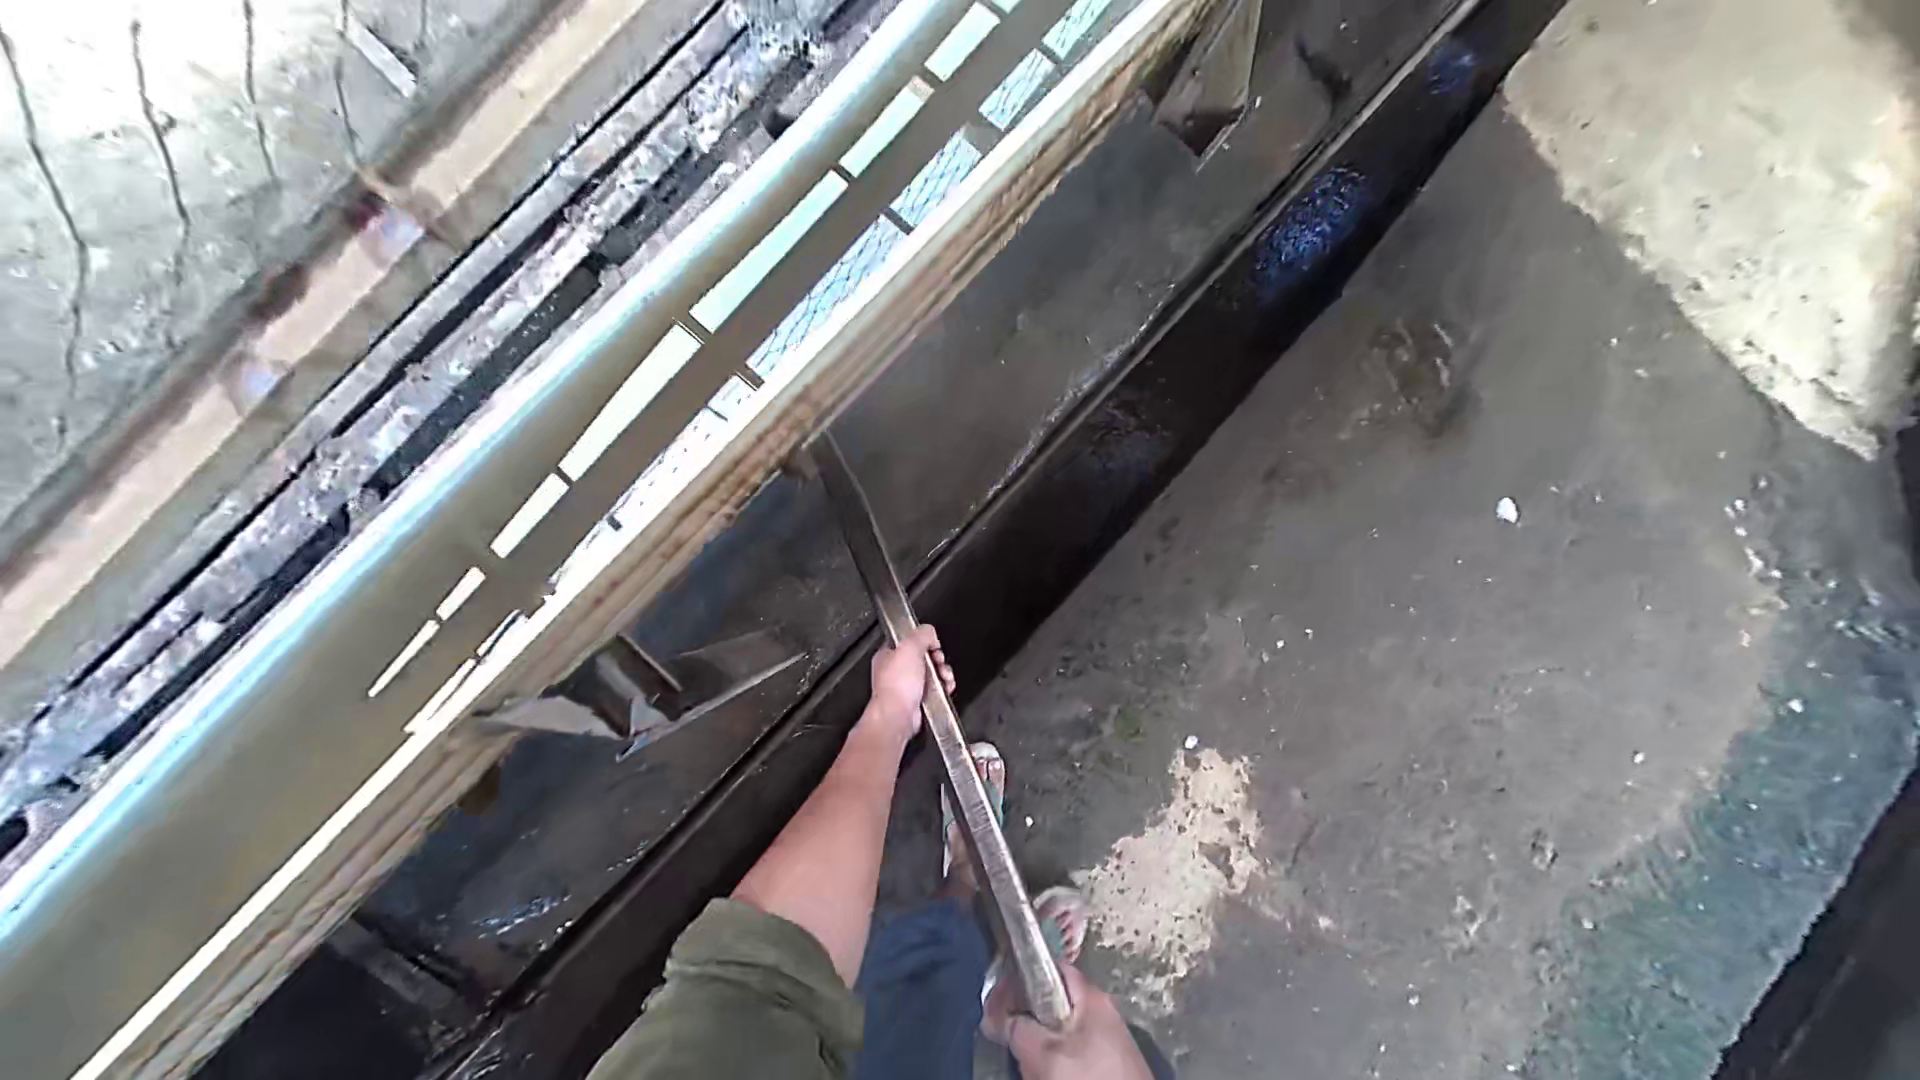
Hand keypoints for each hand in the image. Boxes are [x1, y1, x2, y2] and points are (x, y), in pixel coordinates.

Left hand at [864, 624, 954, 741]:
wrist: (898, 715)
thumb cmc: (896, 684)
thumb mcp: (911, 646)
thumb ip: (923, 634)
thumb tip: (930, 633)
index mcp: (888, 654)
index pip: (910, 640)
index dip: (924, 640)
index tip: (932, 644)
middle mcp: (896, 670)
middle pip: (924, 656)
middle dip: (937, 658)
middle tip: (938, 661)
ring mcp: (907, 686)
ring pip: (932, 673)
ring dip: (943, 673)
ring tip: (944, 676)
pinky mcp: (917, 700)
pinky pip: (935, 689)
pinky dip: (943, 687)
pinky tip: (944, 687)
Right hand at [982, 962, 1155, 1079]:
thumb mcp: (1045, 1055)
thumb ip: (1016, 1028)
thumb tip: (994, 1016)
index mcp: (1091, 997)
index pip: (1047, 968)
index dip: (1019, 979)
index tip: (998, 1001)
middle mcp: (1100, 1013)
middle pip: (1049, 1003)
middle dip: (1026, 1022)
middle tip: (1011, 1042)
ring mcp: (1105, 1043)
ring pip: (1057, 1035)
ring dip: (1038, 1050)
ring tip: (1031, 1069)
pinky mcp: (1105, 1068)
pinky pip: (1069, 1057)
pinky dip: (1054, 1067)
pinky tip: (1046, 1076)